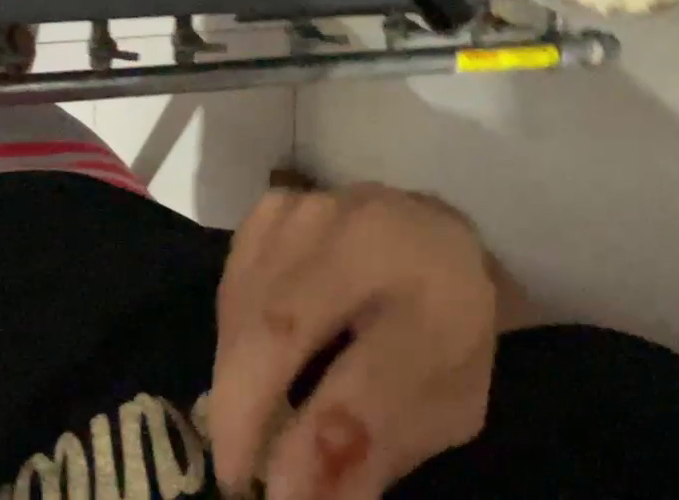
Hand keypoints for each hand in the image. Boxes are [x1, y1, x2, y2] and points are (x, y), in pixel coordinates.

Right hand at [209, 185, 498, 499]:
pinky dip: (231, 330)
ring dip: (234, 372)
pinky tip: (246, 362)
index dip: (321, 440)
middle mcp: (367, 229)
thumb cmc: (446, 333)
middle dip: (247, 403)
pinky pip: (234, 279)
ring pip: (245, 299)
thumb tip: (297, 497)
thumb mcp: (441, 406)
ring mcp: (310, 209)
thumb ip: (375, 448)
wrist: (434, 247)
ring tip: (242, 424)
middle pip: (282, 322)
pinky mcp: (271, 207)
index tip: (281, 497)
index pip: (372, 373)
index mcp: (437, 283)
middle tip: (235, 470)